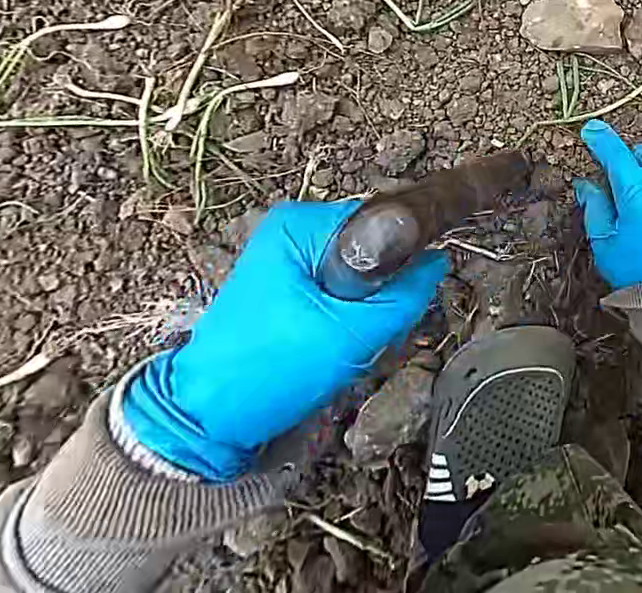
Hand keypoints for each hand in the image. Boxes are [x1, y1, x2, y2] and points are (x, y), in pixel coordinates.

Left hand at [122, 200, 447, 480]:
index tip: (402, 294)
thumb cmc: (271, 369)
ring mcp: (285, 255)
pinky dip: (347, 311)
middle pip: (368, 245)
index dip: (401, 257)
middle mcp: (291, 229)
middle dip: (380, 287)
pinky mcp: (284, 281)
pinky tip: (337, 340)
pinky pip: (337, 284)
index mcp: (300, 224)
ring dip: (366, 304)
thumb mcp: (352, 334)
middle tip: (374, 327)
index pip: (378, 220)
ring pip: (356, 269)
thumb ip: (406, 295)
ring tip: (352, 339)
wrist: (203, 420)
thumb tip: (438, 261)